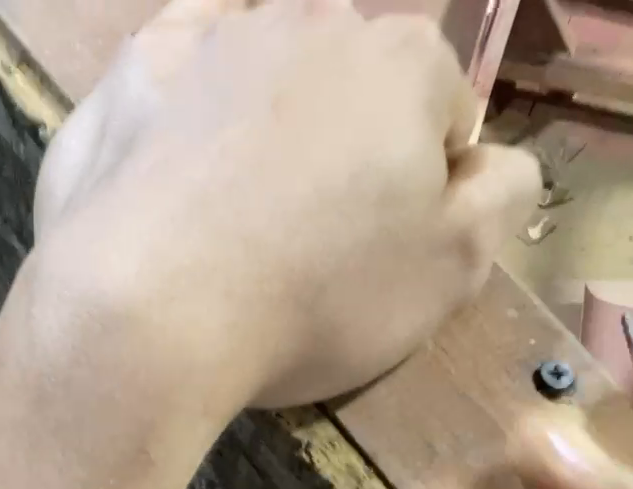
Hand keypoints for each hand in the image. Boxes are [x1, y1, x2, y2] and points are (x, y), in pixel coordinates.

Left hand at [26, 0, 540, 413]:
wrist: (149, 315)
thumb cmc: (315, 299)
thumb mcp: (449, 272)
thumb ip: (502, 199)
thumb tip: (492, 162)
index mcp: (403, 61)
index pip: (442, 115)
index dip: (422, 189)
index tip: (382, 251)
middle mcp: (310, 22)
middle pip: (352, 88)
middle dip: (347, 149)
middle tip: (307, 241)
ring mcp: (211, 38)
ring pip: (265, 79)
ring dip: (267, 130)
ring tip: (234, 218)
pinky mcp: (130, 74)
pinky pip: (180, 77)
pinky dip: (187, 113)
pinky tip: (178, 174)